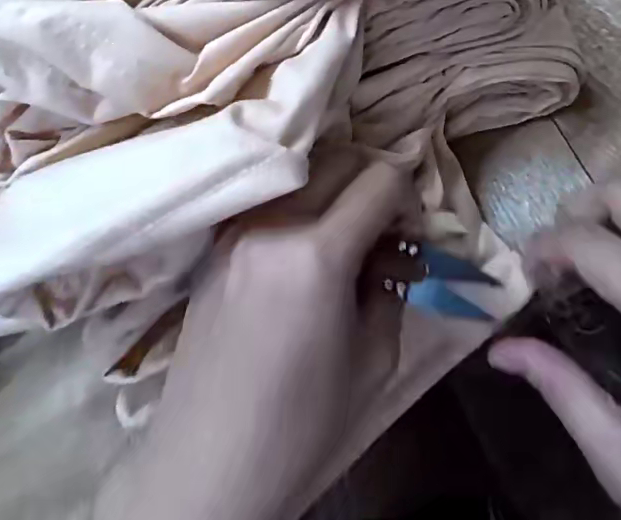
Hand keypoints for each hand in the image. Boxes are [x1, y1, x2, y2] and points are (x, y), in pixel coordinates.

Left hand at [93, 159, 411, 519]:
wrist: (210, 461)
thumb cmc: (302, 424)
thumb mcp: (374, 358)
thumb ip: (390, 285)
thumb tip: (393, 249)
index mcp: (317, 254)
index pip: (381, 179)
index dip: (409, 197)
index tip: (410, 233)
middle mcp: (272, 223)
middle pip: (341, 159)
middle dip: (375, 183)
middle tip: (384, 229)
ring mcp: (237, 228)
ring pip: (302, 171)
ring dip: (335, 188)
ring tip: (344, 236)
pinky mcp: (216, 242)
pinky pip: (269, 198)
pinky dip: (299, 204)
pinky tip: (303, 246)